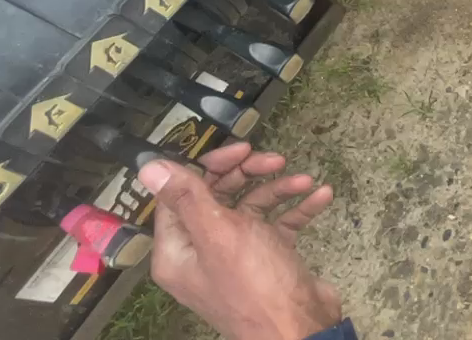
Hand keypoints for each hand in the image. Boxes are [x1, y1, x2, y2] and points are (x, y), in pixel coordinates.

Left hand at [139, 144, 341, 339]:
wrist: (297, 325)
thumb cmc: (253, 281)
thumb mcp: (220, 234)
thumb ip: (189, 198)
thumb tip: (149, 168)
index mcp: (180, 250)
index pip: (180, 196)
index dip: (208, 167)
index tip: (241, 148)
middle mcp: (204, 250)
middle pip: (219, 196)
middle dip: (248, 174)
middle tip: (275, 159)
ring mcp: (238, 254)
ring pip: (253, 206)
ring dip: (280, 188)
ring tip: (303, 180)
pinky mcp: (269, 256)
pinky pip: (280, 223)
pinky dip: (299, 208)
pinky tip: (322, 196)